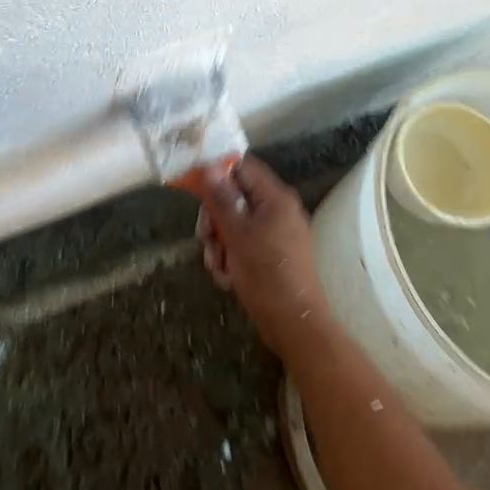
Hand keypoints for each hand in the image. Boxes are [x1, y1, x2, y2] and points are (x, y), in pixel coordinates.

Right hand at [196, 155, 329, 357]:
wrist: (294, 324)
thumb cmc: (266, 275)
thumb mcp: (237, 234)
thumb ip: (222, 199)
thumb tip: (211, 166)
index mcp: (275, 198)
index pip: (243, 168)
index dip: (218, 173)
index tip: (195, 188)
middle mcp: (278, 211)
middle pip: (235, 199)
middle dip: (215, 221)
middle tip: (205, 239)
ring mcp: (276, 234)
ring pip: (235, 226)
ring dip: (220, 245)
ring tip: (219, 268)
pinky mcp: (272, 256)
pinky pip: (244, 246)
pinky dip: (232, 260)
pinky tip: (228, 279)